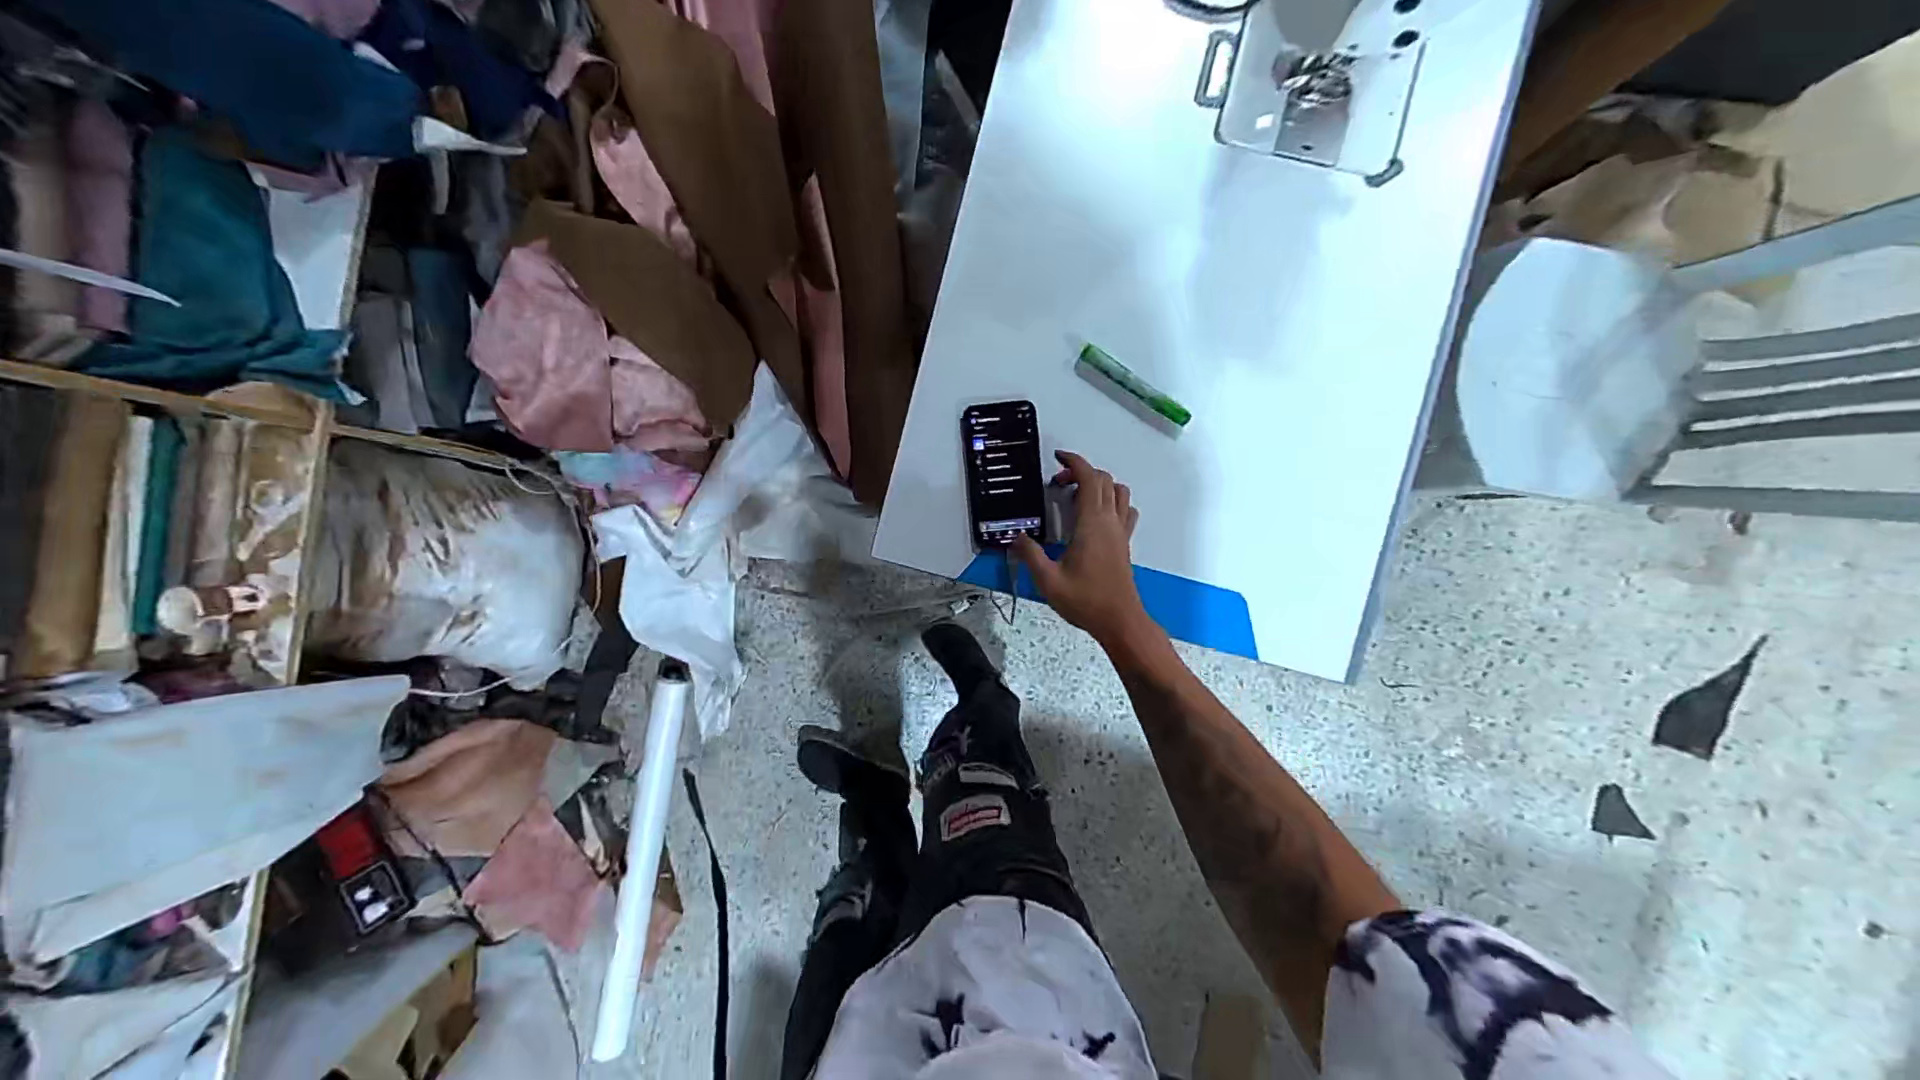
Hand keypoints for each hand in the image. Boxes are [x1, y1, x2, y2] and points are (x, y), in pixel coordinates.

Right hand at [1013, 451, 1151, 645]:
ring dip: (1100, 485)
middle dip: (1081, 472)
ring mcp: (1121, 531)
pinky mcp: (1125, 543)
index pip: (1089, 478)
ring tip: (1077, 496)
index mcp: (1092, 523)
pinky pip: (1126, 510)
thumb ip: (1029, 554)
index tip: (1058, 457)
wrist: (1119, 620)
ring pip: (1119, 492)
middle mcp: (1110, 521)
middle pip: (1104, 480)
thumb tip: (1016, 537)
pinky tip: (1097, 516)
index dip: (1074, 462)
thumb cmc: (1085, 600)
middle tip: (1058, 483)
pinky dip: (1113, 502)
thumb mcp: (1047, 580)